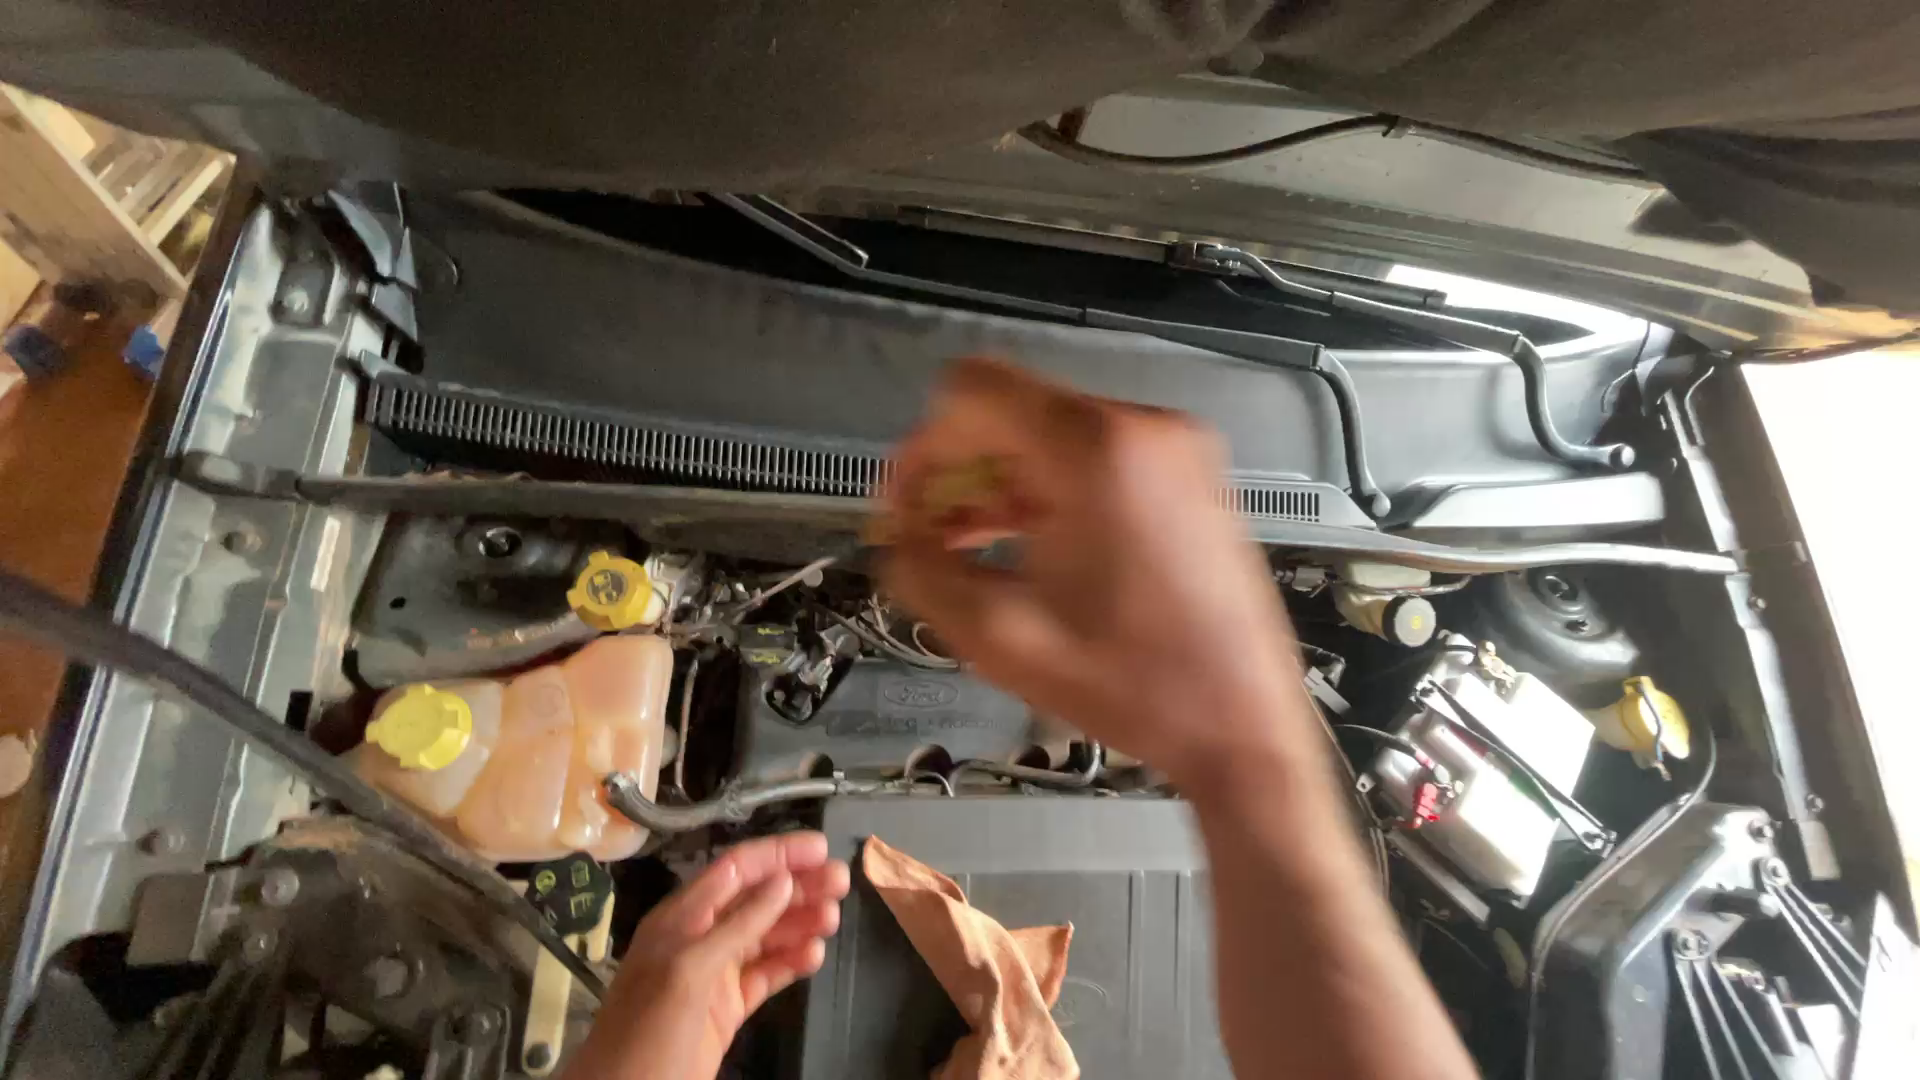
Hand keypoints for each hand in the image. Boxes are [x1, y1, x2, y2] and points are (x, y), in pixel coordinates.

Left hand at [561, 833, 850, 1079]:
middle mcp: (701, 938)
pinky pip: (766, 974)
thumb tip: (783, 882)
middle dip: (799, 887)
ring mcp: (714, 975)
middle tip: (842, 882)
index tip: (822, 847)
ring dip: (801, 922)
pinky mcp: (727, 1008)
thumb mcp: (689, 973)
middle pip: (758, 899)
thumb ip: (737, 925)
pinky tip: (815, 956)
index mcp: (683, 918)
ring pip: (767, 935)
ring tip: (834, 918)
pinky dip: (792, 962)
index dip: (779, 853)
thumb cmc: (646, 1034)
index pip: (737, 869)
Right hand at [881, 357, 1311, 787]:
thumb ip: (919, 571)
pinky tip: (1020, 542)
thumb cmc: (1128, 683)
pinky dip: (1045, 491)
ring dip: (996, 483)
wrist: (1243, 725)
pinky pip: (1093, 460)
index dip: (922, 446)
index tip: (908, 508)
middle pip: (1011, 411)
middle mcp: (1140, 427)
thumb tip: (895, 535)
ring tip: (965, 546)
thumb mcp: (997, 634)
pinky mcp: (1188, 477)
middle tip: (928, 536)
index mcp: (1093, 448)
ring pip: (1049, 436)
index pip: (972, 391)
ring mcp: (1173, 448)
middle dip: (956, 470)